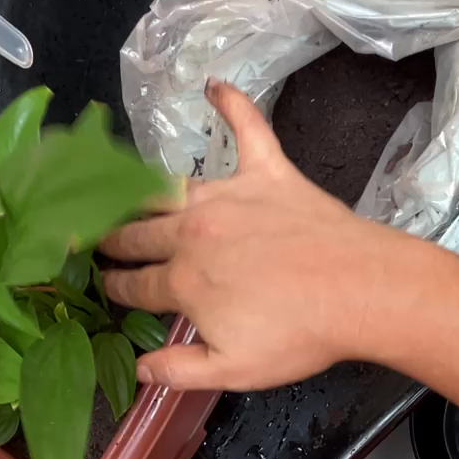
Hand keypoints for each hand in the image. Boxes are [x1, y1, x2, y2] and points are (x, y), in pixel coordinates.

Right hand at [100, 79, 458, 390]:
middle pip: (139, 234)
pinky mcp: (268, 173)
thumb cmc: (297, 336)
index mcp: (184, 282)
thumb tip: (138, 369)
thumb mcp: (232, 371)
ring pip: (170, 189)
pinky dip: (231, 105)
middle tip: (97, 240)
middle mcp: (194, 232)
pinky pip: (246, 128)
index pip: (135, 284)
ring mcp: (231, 196)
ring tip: (124, 193)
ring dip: (141, 192)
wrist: (361, 292)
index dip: (114, 287)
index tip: (101, 284)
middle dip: (112, 240)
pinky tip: (213, 86)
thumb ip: (178, 371)